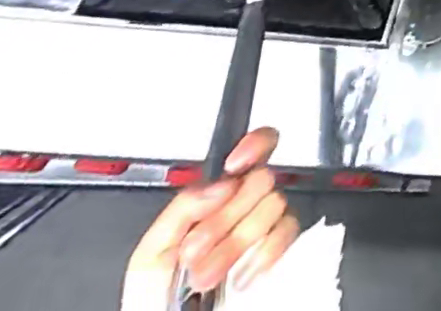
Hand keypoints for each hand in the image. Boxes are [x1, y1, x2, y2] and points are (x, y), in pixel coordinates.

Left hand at [123, 127, 299, 307]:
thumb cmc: (156, 301)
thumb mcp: (152, 253)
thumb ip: (183, 208)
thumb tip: (222, 184)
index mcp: (217, 195)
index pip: (256, 147)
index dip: (255, 144)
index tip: (234, 166)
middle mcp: (246, 205)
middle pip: (262, 177)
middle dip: (225, 216)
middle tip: (196, 248)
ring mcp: (265, 228)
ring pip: (273, 205)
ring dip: (234, 243)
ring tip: (206, 274)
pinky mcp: (279, 252)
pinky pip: (287, 232)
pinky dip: (262, 254)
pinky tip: (239, 275)